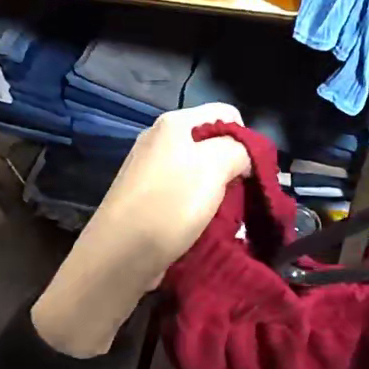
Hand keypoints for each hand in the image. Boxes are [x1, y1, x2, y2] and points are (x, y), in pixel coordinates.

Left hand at [31, 104, 252, 356]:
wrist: (119, 256)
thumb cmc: (170, 205)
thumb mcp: (216, 166)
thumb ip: (239, 149)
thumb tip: (243, 156)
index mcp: (174, 122)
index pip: (227, 113)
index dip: (245, 139)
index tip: (249, 170)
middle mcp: (158, 138)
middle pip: (211, 142)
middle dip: (231, 167)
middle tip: (238, 195)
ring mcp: (148, 168)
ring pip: (198, 170)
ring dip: (215, 191)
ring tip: (221, 215)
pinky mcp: (143, 196)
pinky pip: (181, 191)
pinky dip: (195, 205)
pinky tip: (199, 224)